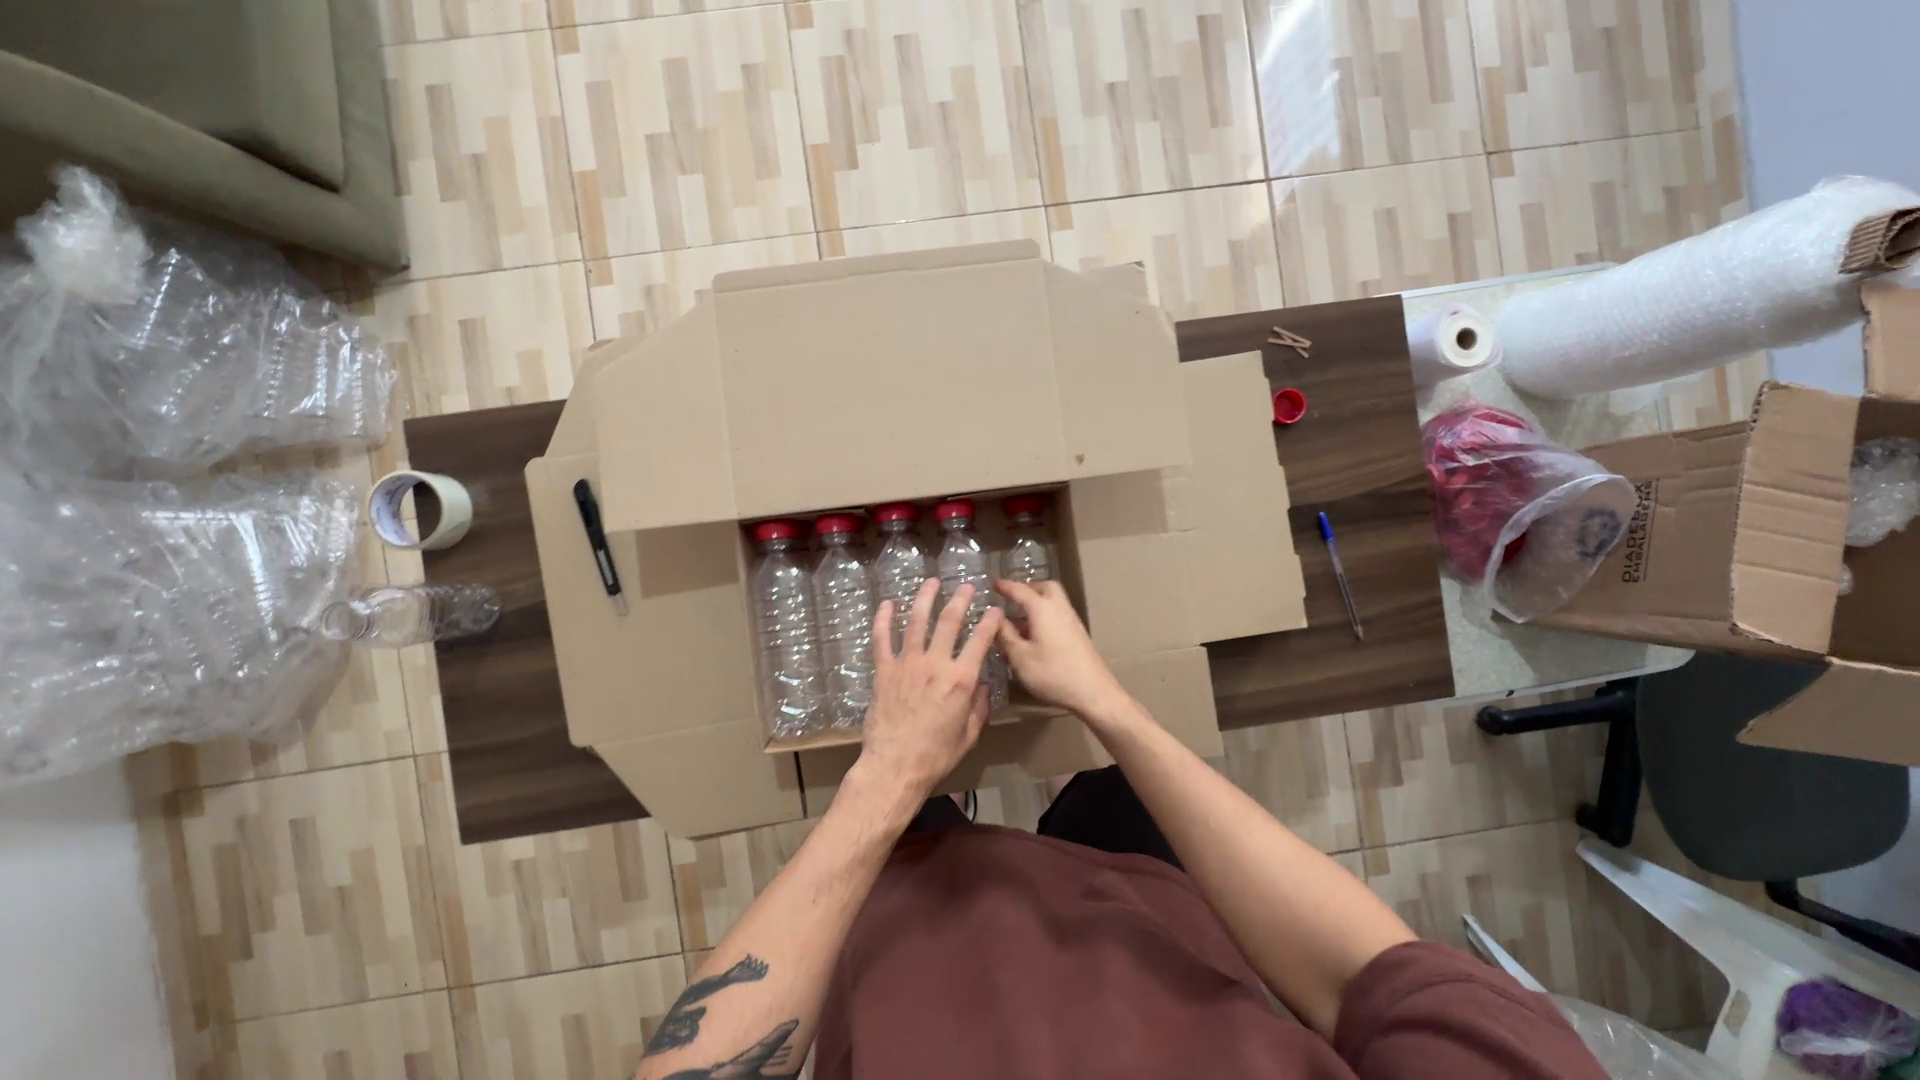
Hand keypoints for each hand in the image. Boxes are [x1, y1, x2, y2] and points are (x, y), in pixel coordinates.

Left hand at [854, 578, 1004, 803]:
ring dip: (925, 599)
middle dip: (960, 600)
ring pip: (916, 622)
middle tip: (966, 586)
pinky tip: (887, 604)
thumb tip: (981, 685)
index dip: (989, 622)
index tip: (994, 609)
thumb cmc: (936, 755)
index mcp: (960, 680)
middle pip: (949, 622)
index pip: (980, 641)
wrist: (895, 766)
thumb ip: (978, 707)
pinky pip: (882, 639)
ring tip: (931, 583)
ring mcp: (906, 665)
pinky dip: (884, 619)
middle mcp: (935, 665)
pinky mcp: (884, 671)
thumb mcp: (969, 735)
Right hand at [994, 580, 1128, 721]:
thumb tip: (995, 617)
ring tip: (1019, 619)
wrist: (1092, 691)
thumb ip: (1006, 635)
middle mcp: (1059, 608)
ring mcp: (1072, 620)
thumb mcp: (1020, 657)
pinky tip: (1035, 635)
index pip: (1020, 590)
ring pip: (1054, 600)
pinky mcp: (1078, 634)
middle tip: (1012, 598)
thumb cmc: (1052, 673)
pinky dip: (1045, 615)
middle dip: (1028, 588)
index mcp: (1042, 609)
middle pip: (1045, 587)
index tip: (993, 584)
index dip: (1005, 586)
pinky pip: (1058, 614)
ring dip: (1037, 602)